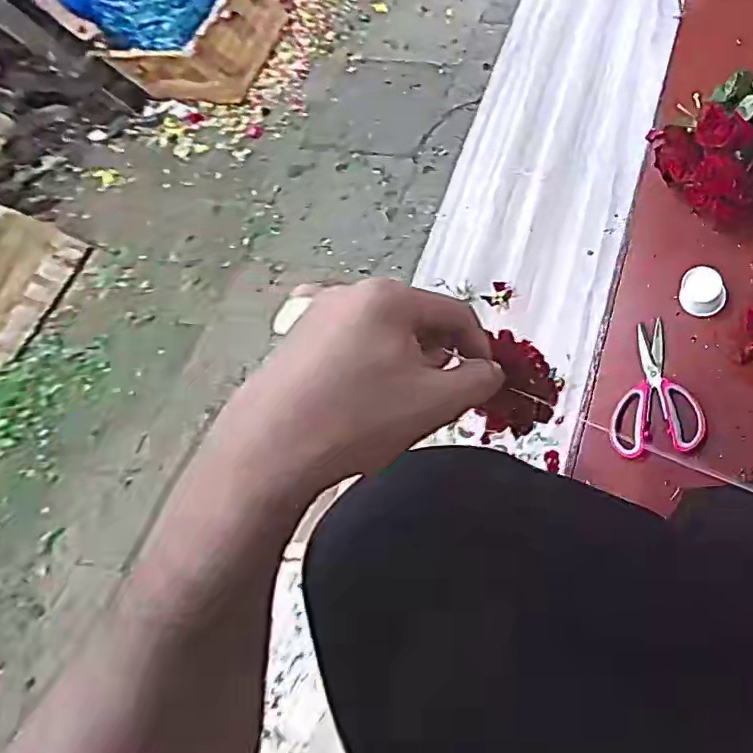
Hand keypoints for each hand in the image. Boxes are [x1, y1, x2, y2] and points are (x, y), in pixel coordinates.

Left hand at [199, 279, 503, 504]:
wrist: (265, 458)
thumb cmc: (355, 420)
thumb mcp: (441, 400)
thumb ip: (483, 379)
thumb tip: (487, 372)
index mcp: (388, 297)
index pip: (459, 315)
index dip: (481, 349)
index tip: (484, 379)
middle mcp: (350, 295)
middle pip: (423, 322)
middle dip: (444, 358)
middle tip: (447, 394)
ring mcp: (316, 316)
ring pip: (391, 335)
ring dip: (411, 365)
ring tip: (406, 404)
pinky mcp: (295, 343)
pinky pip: (357, 347)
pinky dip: (376, 368)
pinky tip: (370, 402)